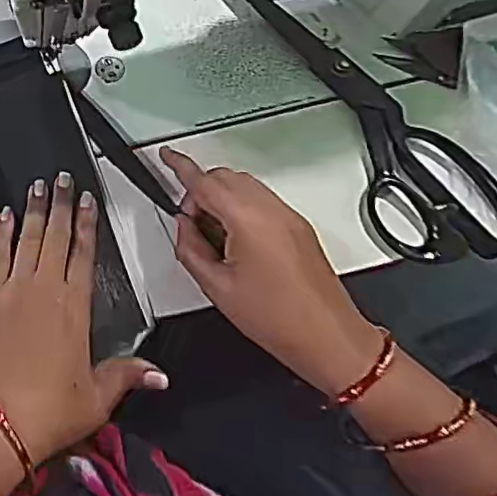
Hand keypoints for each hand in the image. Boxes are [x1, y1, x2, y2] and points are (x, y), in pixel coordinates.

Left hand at [0, 173, 166, 463]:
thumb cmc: (47, 410)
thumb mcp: (98, 397)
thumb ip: (127, 376)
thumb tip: (157, 373)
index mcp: (74, 309)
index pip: (84, 254)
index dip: (86, 223)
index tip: (87, 201)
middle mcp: (44, 291)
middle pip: (55, 236)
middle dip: (61, 203)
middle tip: (63, 178)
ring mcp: (14, 290)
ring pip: (27, 238)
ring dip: (33, 210)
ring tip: (38, 186)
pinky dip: (0, 234)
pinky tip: (4, 216)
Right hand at [159, 148, 383, 396]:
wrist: (329, 339)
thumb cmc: (281, 319)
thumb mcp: (216, 286)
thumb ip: (189, 248)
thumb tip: (183, 228)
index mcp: (247, 220)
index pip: (203, 181)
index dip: (179, 165)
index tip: (167, 155)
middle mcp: (271, 212)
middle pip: (224, 177)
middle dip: (200, 191)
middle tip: (190, 221)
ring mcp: (288, 218)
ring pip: (244, 185)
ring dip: (221, 198)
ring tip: (213, 236)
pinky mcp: (298, 227)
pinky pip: (262, 200)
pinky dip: (242, 207)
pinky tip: (236, 241)